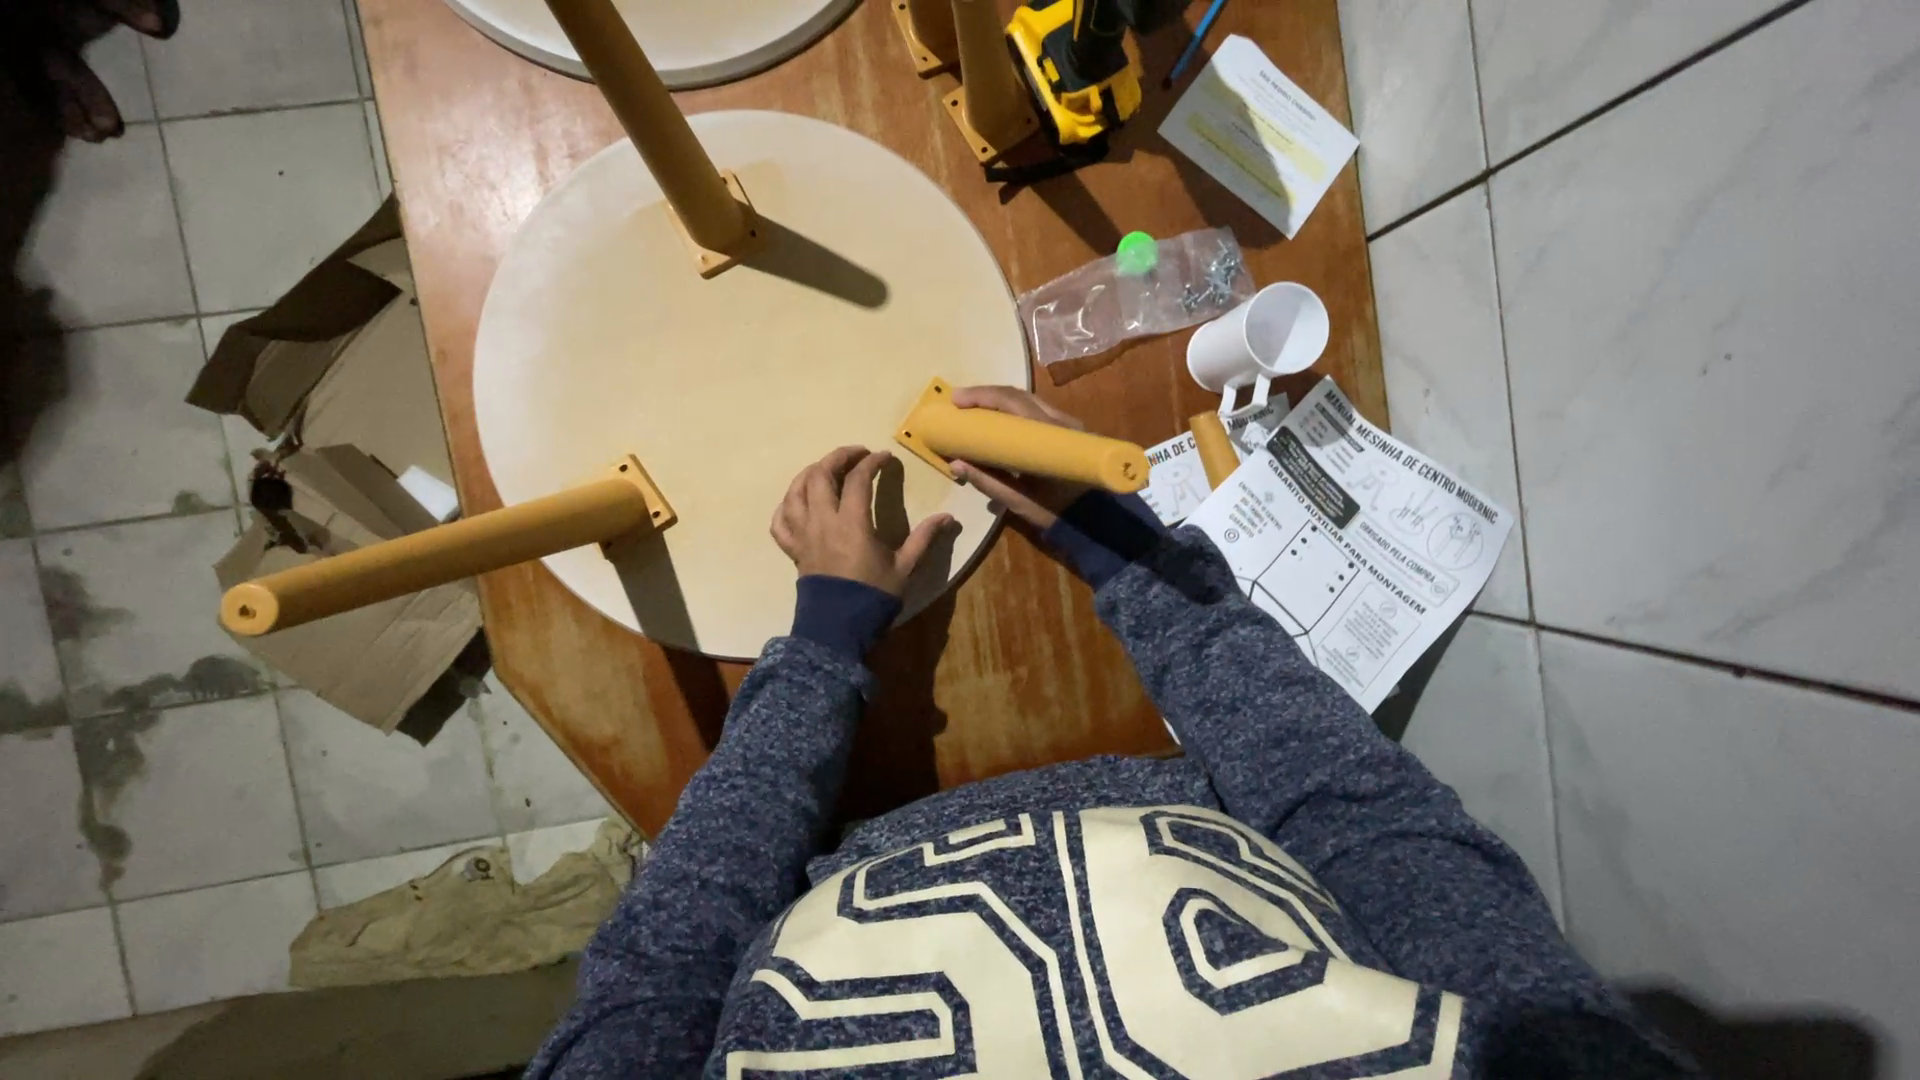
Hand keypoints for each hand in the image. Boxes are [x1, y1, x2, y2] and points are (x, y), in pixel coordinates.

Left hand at [770, 446, 954, 596]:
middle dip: (837, 457)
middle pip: (820, 475)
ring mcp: (803, 535)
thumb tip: (948, 518)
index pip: (858, 479)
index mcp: (851, 523)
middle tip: (856, 454)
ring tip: (825, 469)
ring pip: (795, 492)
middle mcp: (822, 522)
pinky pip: (780, 522)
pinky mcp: (792, 550)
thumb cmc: (874, 596)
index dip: (871, 463)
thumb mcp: (904, 567)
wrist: (839, 628)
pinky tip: (797, 502)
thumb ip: (924, 538)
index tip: (884, 457)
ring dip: (809, 474)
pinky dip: (786, 506)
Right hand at [945, 385, 1088, 531]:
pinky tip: (998, 419)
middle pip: (1020, 396)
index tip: (956, 400)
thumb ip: (988, 481)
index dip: (983, 396)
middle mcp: (1061, 421)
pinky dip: (1014, 411)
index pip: (1013, 402)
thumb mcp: (1019, 500)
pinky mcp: (1069, 431)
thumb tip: (956, 464)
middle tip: (960, 402)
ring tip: (975, 409)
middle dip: (988, 395)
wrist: (1096, 520)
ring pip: (1030, 401)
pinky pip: (1037, 412)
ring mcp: (1068, 424)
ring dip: (1000, 401)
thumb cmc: (1057, 512)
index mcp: (1050, 435)